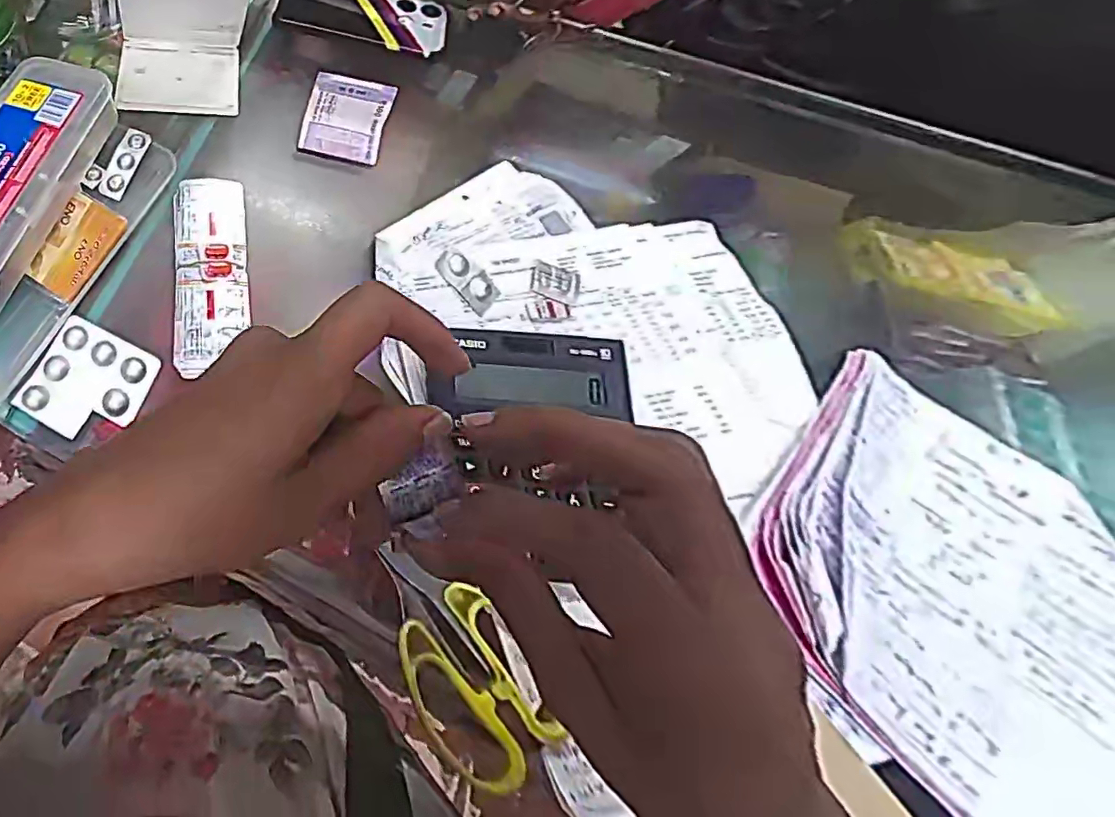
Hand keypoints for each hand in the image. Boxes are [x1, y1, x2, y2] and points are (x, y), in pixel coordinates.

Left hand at [18, 282, 470, 601]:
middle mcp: (270, 351)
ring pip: (316, 392)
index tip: (450, 374)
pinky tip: (288, 491)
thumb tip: (426, 416)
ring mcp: (239, 365)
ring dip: (336, 442)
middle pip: (348, 374)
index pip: (373, 308)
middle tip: (373, 506)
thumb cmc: (206, 514)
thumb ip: (372, 454)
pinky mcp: (219, 385)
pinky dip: (302, 434)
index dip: (423, 328)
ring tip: (326, 513)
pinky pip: (281, 396)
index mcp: (299, 370)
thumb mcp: (303, 500)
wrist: (104, 513)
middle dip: (373, 432)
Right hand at [410, 409, 841, 816]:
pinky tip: (549, 481)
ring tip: (509, 446)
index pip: (597, 545)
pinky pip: (665, 486)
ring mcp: (738, 571)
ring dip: (581, 438)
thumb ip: (515, 605)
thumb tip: (445, 539)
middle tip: (483, 433)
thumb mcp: (576, 702)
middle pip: (661, 469)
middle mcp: (729, 593)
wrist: (767, 813)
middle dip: (560, 433)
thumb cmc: (671, 776)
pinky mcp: (725, 561)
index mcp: (689, 648)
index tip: (451, 514)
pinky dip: (599, 464)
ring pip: (671, 462)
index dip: (510, 516)